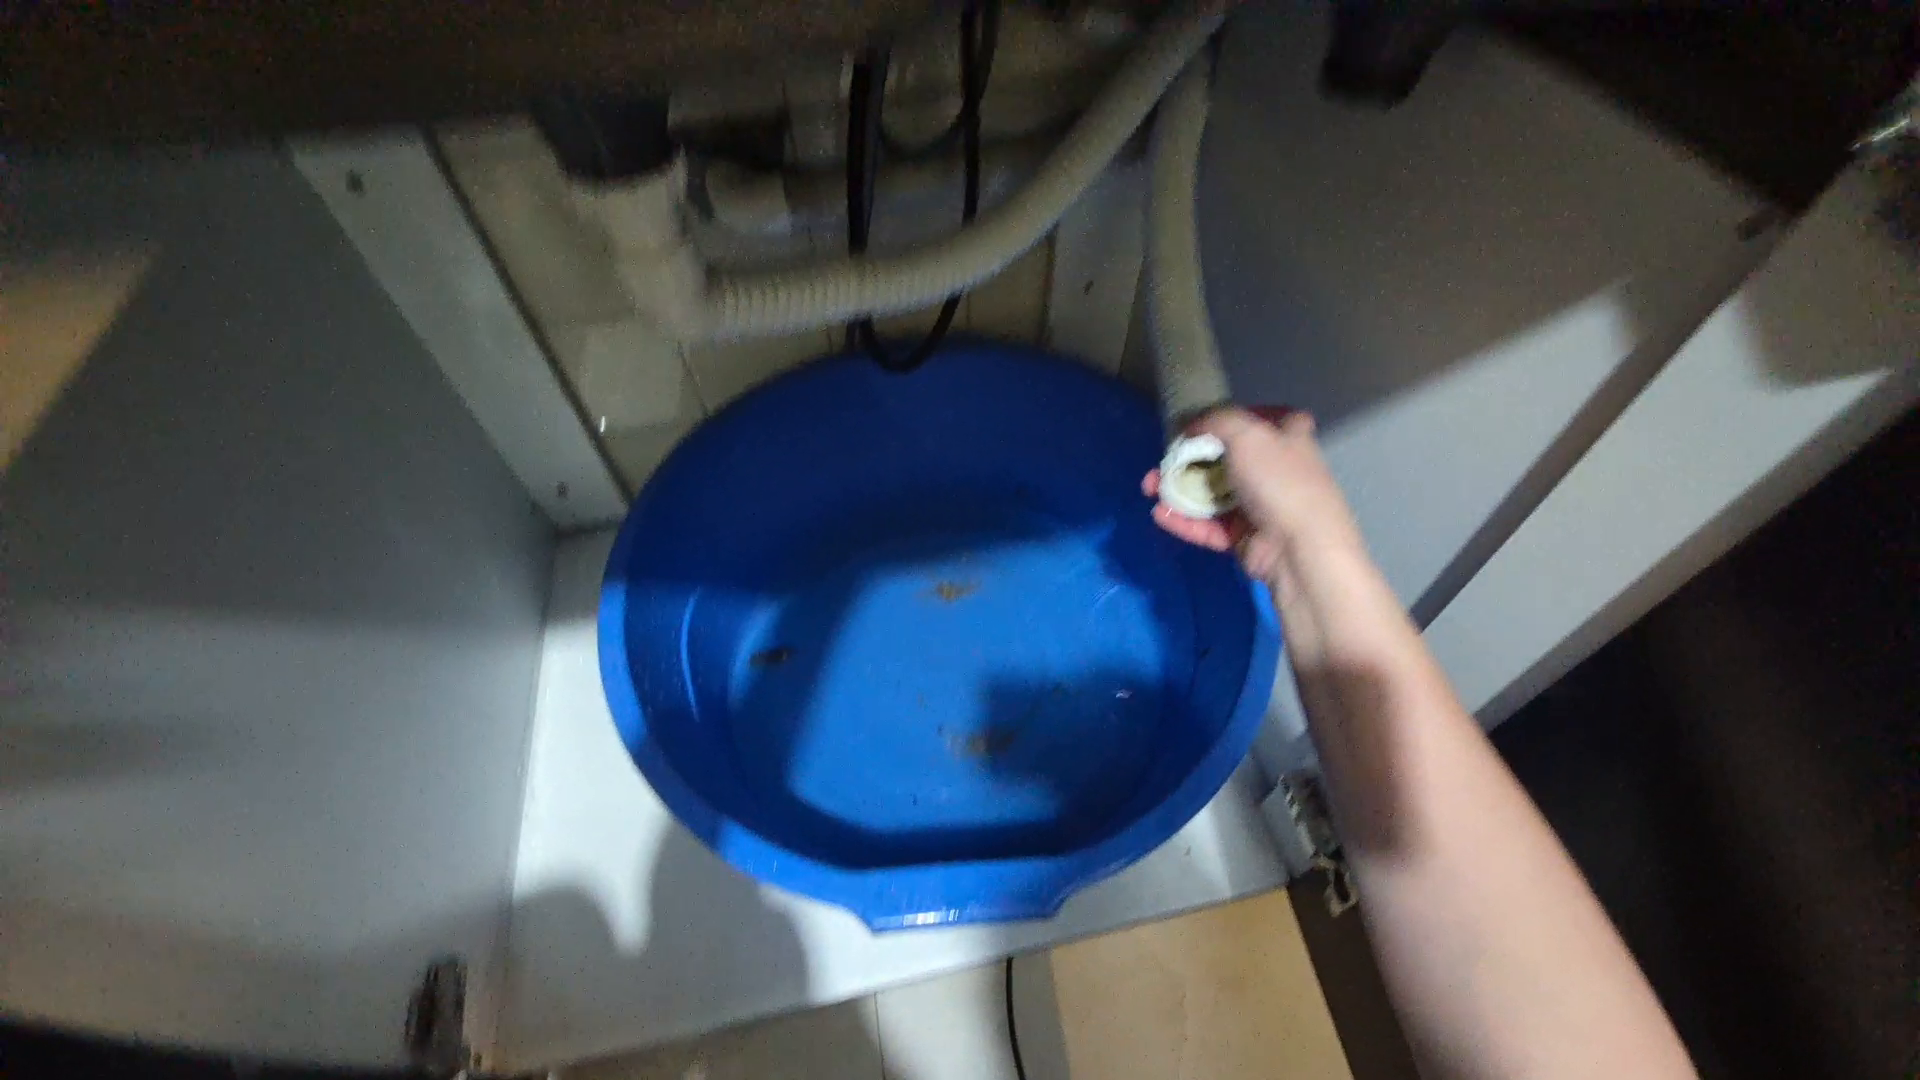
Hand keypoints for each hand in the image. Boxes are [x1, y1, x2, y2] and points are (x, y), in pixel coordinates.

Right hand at [1142, 408, 1363, 583]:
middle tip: (1163, 459)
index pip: (1276, 420)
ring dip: (1178, 490)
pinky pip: (1209, 526)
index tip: (1218, 420)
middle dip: (1191, 459)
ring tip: (1149, 488)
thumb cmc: (1279, 480)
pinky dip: (1184, 520)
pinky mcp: (1244, 538)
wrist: (1299, 548)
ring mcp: (1260, 508)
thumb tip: (1192, 424)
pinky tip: (1159, 513)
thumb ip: (1217, 420)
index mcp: (1289, 441)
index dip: (1251, 416)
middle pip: (1230, 459)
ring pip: (1212, 494)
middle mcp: (1277, 472)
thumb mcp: (1248, 434)